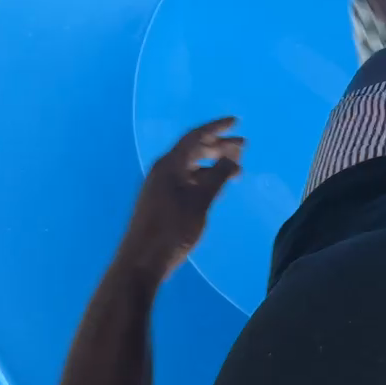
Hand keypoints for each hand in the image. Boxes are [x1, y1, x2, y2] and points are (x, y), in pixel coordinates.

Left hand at [116, 117, 244, 283]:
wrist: (142, 262)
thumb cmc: (173, 229)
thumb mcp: (201, 200)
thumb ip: (218, 175)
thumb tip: (232, 155)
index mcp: (170, 164)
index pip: (195, 136)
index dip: (217, 127)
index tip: (236, 122)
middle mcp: (164, 170)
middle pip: (194, 149)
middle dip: (219, 146)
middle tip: (243, 148)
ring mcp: (161, 186)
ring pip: (191, 166)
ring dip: (213, 164)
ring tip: (237, 170)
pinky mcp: (161, 201)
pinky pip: (187, 179)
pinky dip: (205, 178)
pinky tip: (218, 187)